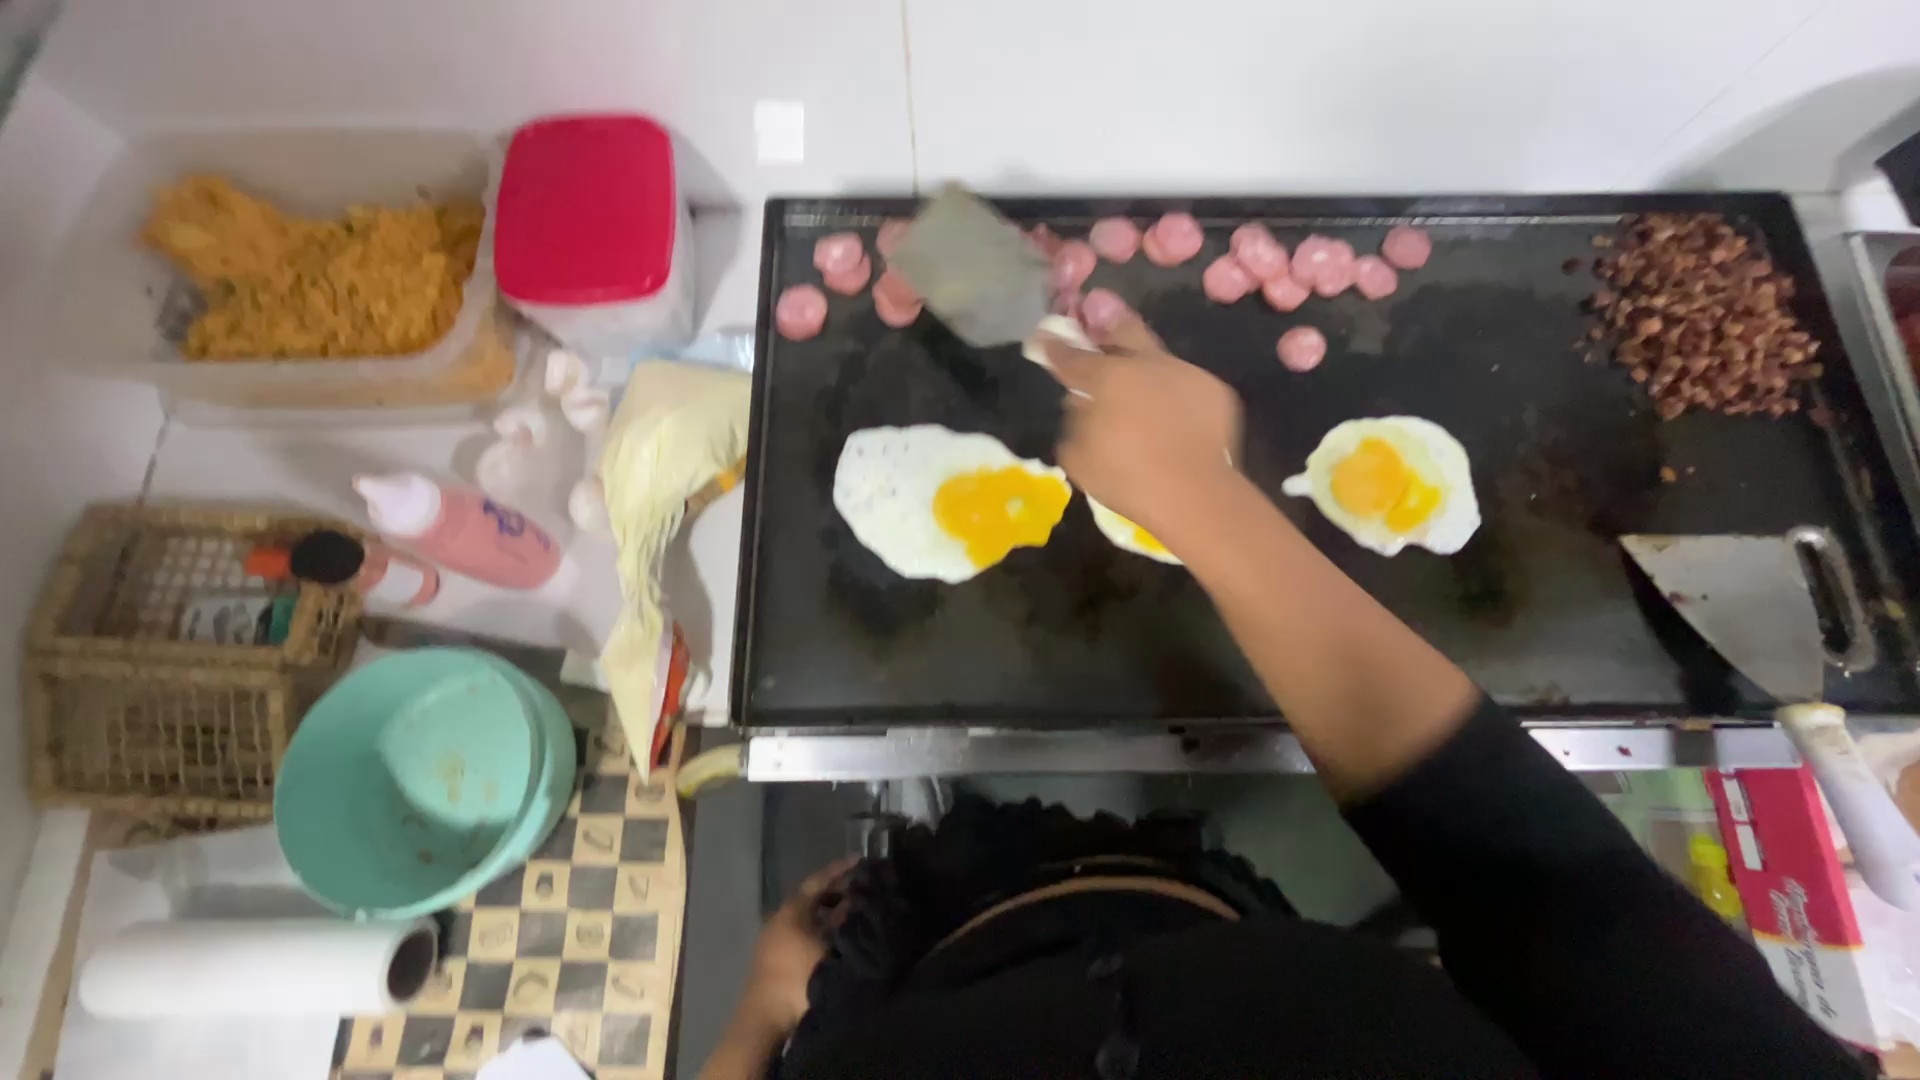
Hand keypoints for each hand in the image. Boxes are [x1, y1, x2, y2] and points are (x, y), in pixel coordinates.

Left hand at [739, 856, 858, 1034]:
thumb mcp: (826, 949)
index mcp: (790, 911)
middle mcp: (783, 920)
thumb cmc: (795, 979)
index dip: (839, 870)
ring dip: (833, 912)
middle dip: (838, 891)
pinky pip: (808, 934)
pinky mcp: (781, 961)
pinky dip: (825, 930)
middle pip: (814, 898)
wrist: (765, 1022)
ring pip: (811, 917)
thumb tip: (859, 905)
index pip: (817, 881)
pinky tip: (842, 937)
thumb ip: (843, 924)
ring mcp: (779, 941)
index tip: (860, 860)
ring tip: (858, 910)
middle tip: (864, 886)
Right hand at [1042, 312, 1243, 540]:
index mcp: (1108, 377)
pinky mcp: (1214, 391)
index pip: (1073, 357)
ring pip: (1157, 360)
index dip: (1055, 347)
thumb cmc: (1126, 478)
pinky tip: (1170, 416)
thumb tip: (1080, 405)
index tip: (1043, 338)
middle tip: (1096, 324)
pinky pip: (1184, 385)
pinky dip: (1172, 395)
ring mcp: (1185, 373)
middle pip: (1122, 332)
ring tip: (1137, 386)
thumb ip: (1074, 421)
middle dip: (1105, 326)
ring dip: (1142, 368)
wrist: (1195, 495)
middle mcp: (1147, 364)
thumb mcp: (1077, 457)